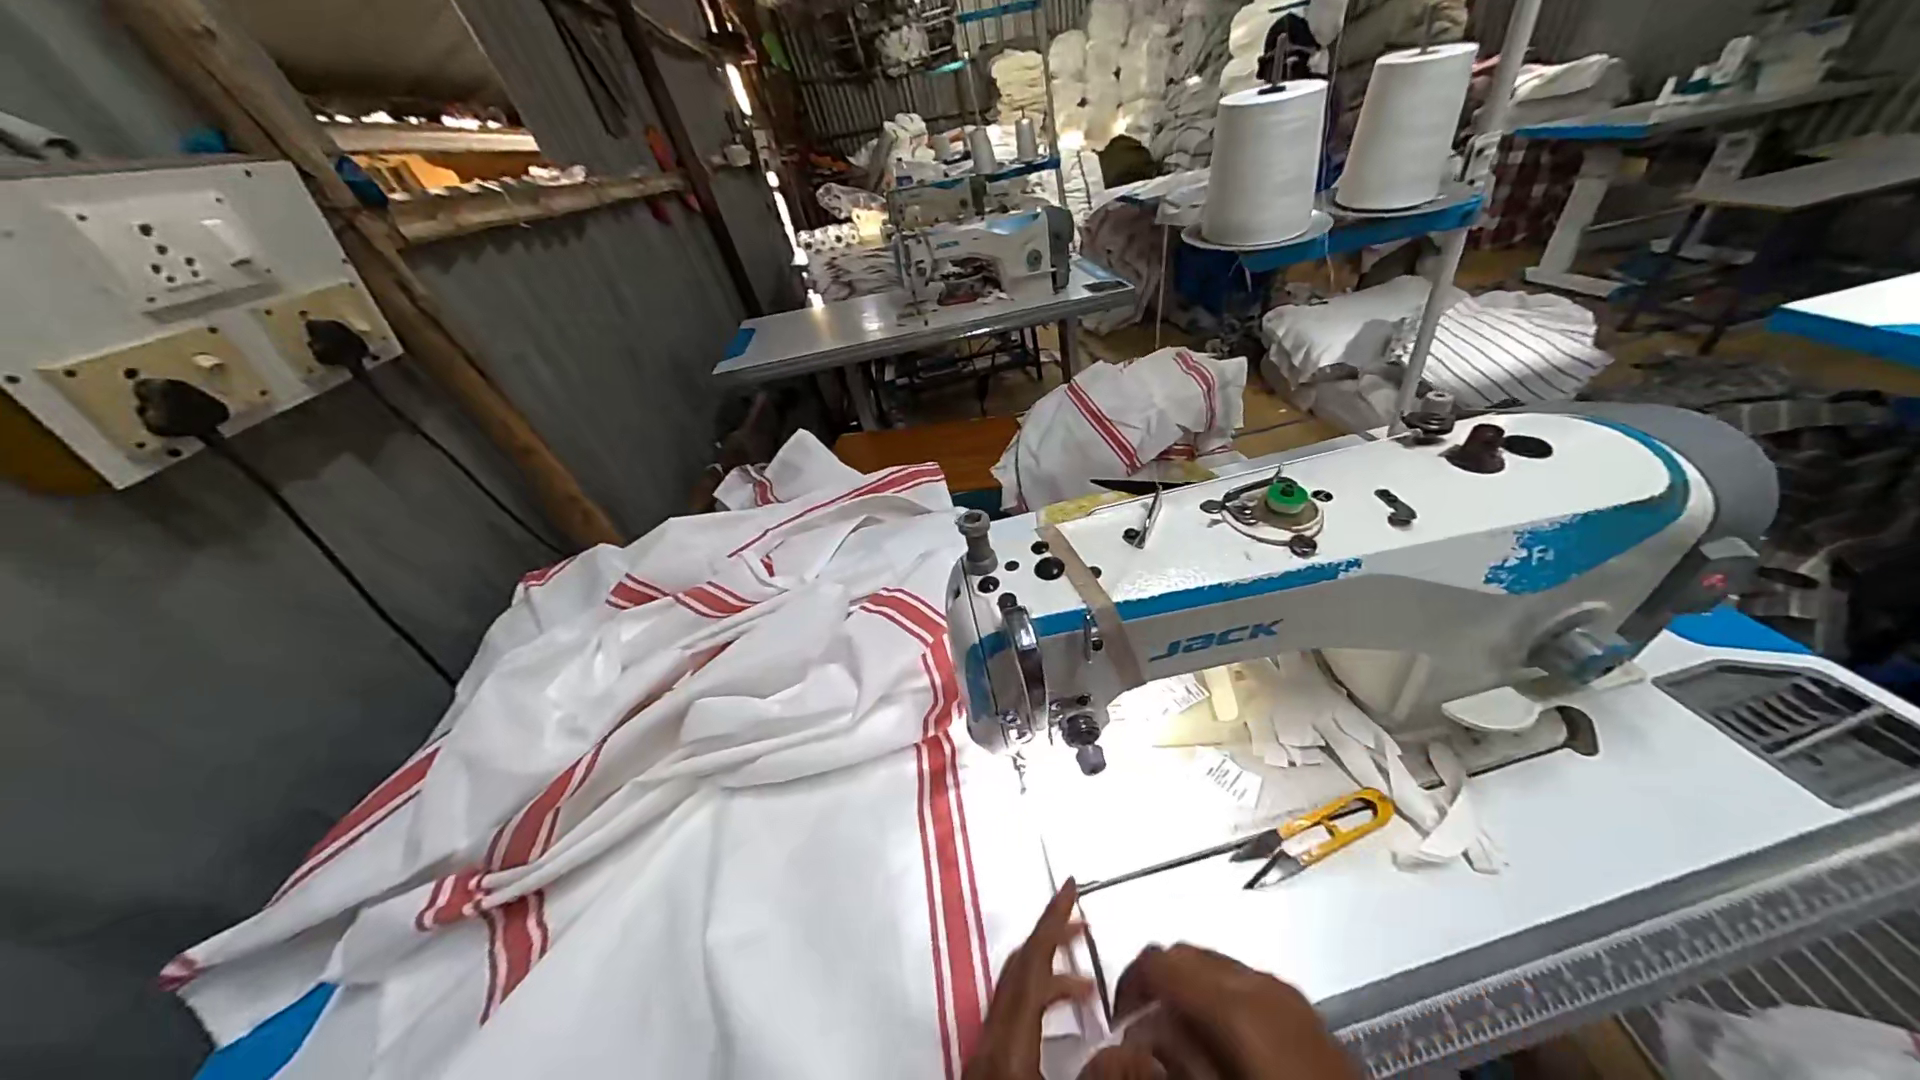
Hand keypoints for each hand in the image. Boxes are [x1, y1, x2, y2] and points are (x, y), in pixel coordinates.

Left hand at [963, 879, 1096, 1079]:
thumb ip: (1097, 1071)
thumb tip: (1130, 1047)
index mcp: (1007, 1035)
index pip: (1031, 959)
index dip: (1053, 918)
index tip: (1068, 886)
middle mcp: (989, 1032)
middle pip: (1021, 965)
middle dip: (1052, 938)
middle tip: (1082, 926)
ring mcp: (983, 1045)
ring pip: (1015, 988)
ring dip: (1049, 973)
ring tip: (1085, 982)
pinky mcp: (985, 1060)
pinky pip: (1012, 1010)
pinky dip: (1039, 1000)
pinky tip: (1060, 1015)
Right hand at [1110, 944, 1359, 1079]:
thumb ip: (1173, 1052)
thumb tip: (1138, 1033)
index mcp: (1236, 999)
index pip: (1158, 959)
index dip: (1129, 981)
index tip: (1119, 1014)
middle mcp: (1259, 981)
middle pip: (1185, 952)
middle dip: (1156, 981)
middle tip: (1141, 1025)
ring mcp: (1285, 991)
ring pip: (1213, 961)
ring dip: (1186, 986)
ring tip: (1177, 1034)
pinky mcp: (1301, 1008)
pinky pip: (1243, 981)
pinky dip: (1217, 994)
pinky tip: (1218, 1035)